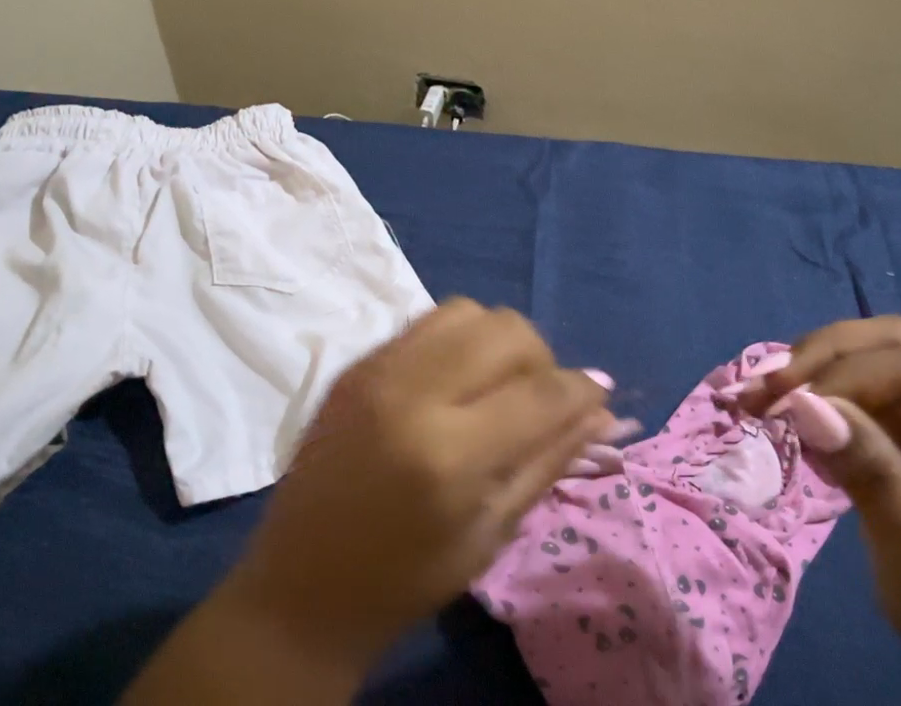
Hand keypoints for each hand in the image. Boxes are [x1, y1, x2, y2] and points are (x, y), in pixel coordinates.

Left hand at [124, 299, 611, 705]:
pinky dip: (458, 342)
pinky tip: (455, 383)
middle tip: (540, 401)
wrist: (298, 590)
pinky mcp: (353, 365)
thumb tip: (601, 412)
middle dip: (543, 360)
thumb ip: (548, 462)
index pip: (543, 393)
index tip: (600, 397)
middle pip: (509, 330)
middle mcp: (411, 393)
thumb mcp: (490, 533)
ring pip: (468, 311)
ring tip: (495, 388)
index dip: (584, 390)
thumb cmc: (404, 580)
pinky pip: (426, 323)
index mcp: (448, 454)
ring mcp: (376, 371)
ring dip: (499, 342)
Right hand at [739, 317, 900, 705]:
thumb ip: (870, 470)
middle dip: (825, 354)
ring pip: (881, 360)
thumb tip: (805, 403)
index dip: (840, 374)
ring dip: (822, 368)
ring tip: (769, 396)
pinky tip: (798, 422)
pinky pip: (873, 396)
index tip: (781, 409)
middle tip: (765, 387)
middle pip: (897, 343)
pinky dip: (829, 398)